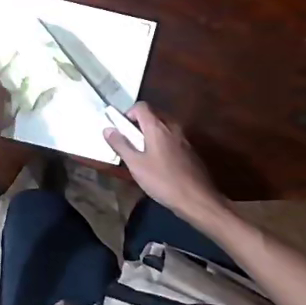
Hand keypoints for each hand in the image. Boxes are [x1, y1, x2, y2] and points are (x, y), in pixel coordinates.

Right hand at [104, 103, 226, 221]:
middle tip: (131, 142)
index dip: (129, 113)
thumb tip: (108, 129)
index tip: (122, 129)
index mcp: (157, 127)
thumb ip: (121, 145)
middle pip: (154, 115)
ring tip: (144, 154)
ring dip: (152, 134)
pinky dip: (164, 143)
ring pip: (165, 127)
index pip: (141, 106)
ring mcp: (184, 138)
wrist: (197, 198)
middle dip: (140, 124)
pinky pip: (173, 138)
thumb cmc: (163, 180)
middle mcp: (172, 127)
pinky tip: (160, 164)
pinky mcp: (191, 150)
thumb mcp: (136, 165)